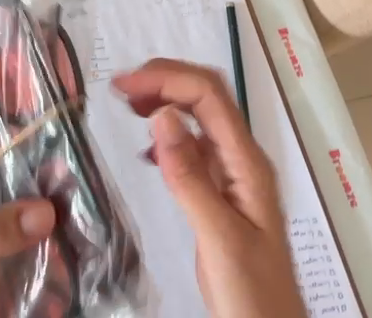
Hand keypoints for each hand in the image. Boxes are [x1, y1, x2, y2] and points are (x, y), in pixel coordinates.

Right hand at [113, 58, 305, 317]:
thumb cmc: (250, 291)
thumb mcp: (218, 236)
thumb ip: (190, 177)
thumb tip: (161, 114)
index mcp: (246, 161)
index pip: (208, 96)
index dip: (167, 79)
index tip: (123, 85)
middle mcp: (241, 157)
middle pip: (206, 96)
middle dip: (165, 79)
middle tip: (121, 87)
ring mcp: (232, 173)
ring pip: (200, 116)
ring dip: (166, 99)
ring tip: (128, 104)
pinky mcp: (221, 191)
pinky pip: (194, 145)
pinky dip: (167, 132)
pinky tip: (146, 148)